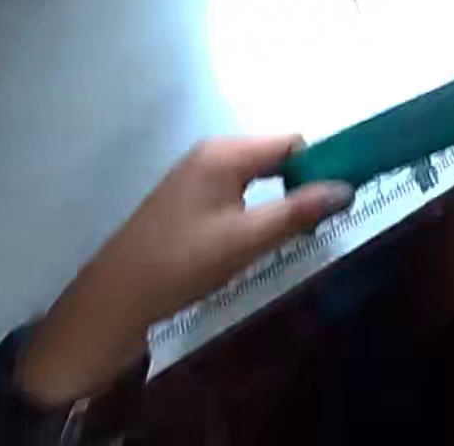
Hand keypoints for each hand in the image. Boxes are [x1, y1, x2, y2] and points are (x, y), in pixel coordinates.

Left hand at [16, 136, 353, 404]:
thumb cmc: (179, 266)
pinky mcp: (190, 195)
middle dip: (301, 181)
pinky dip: (259, 203)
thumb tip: (348, 188)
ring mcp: (198, 172)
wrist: (105, 310)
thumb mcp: (246, 241)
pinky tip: (259, 232)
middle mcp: (213, 151)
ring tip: (292, 229)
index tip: (332, 200)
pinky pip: (240, 185)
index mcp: (226, 153)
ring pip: (260, 171)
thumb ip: (299, 210)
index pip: (292, 143)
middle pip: (277, 154)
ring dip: (281, 194)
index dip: (318, 166)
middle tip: (315, 219)